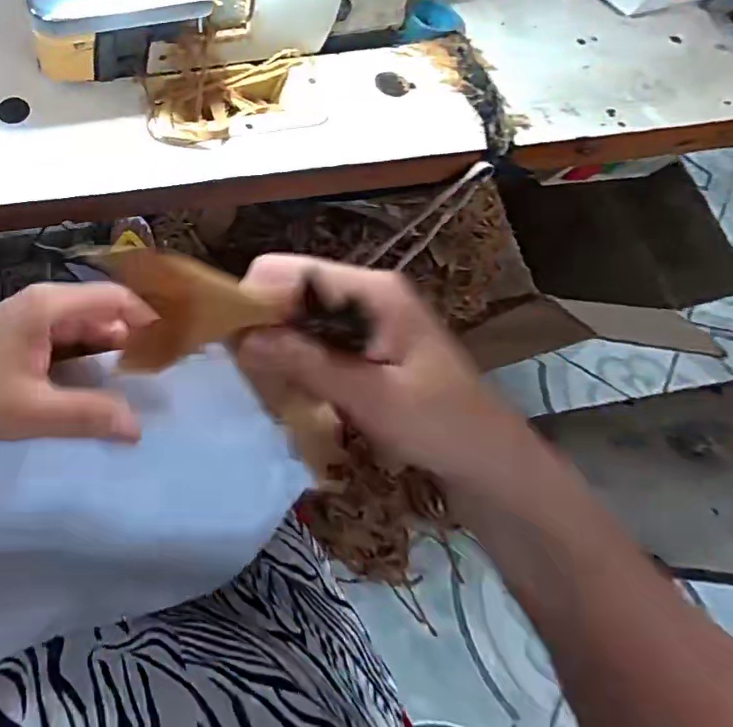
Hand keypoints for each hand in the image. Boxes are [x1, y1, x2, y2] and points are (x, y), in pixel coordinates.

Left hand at [0, 282, 155, 505]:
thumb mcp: (33, 411)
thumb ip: (88, 415)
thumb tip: (138, 426)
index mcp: (49, 306)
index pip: (116, 299)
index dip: (149, 317)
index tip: (175, 345)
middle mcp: (42, 301)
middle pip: (101, 309)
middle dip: (132, 336)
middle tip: (161, 370)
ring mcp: (27, 315)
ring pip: (82, 324)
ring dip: (107, 347)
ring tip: (134, 378)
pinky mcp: (17, 331)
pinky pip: (63, 335)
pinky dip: (84, 352)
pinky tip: (92, 380)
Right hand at [234, 254, 525, 474]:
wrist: (494, 463)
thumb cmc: (444, 427)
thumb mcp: (373, 398)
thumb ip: (308, 363)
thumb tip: (241, 338)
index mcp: (372, 290)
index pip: (290, 270)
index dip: (256, 299)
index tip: (237, 343)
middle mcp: (363, 290)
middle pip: (288, 286)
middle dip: (262, 321)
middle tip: (250, 368)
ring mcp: (362, 313)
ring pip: (294, 310)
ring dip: (275, 341)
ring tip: (267, 379)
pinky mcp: (359, 338)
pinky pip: (308, 332)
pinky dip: (292, 354)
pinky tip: (291, 384)